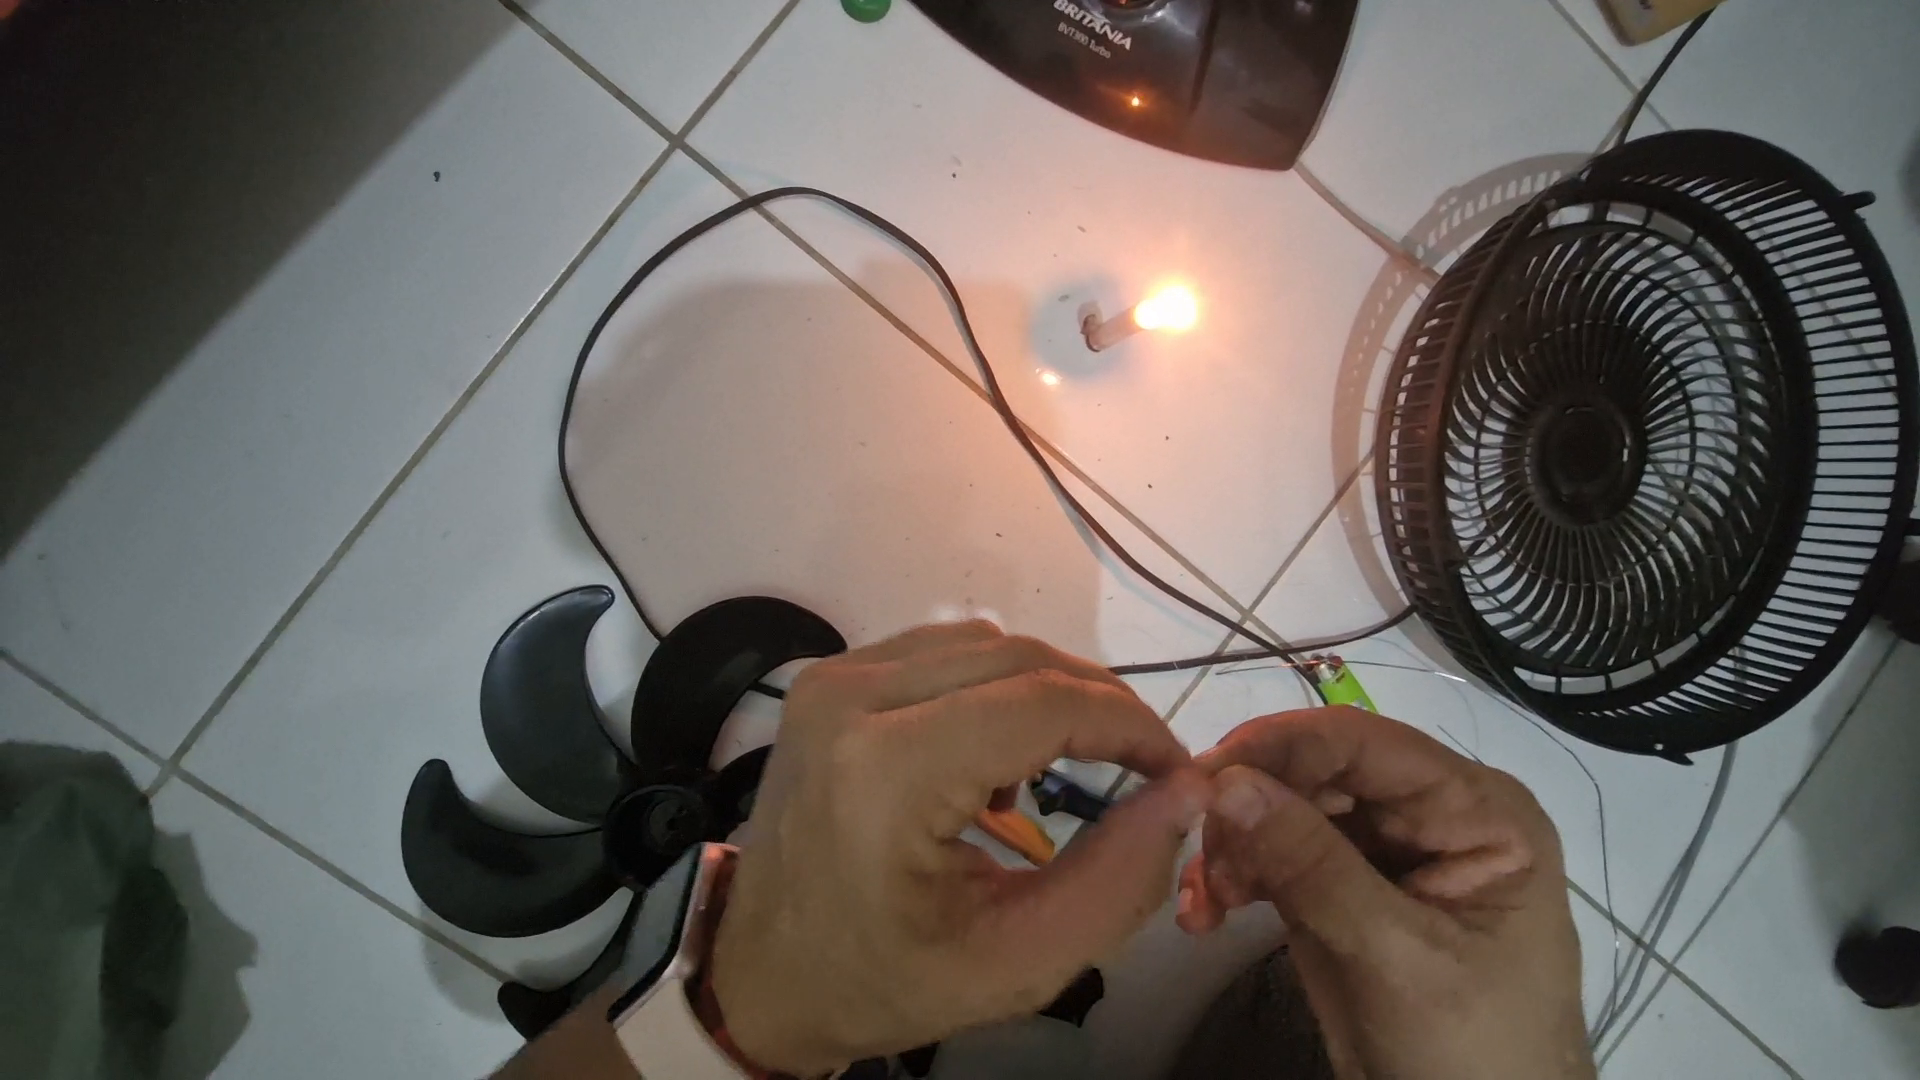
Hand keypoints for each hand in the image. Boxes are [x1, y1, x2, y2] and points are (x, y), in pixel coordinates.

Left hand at [709, 621, 1210, 1075]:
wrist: (757, 969)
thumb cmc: (880, 980)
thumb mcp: (1015, 964)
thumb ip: (1117, 883)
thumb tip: (1186, 793)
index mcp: (886, 772)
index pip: (1040, 704)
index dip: (1127, 726)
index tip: (1173, 768)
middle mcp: (852, 697)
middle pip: (1017, 657)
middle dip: (1097, 702)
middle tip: (1141, 761)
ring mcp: (833, 676)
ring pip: (983, 640)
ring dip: (1046, 688)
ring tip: (1067, 758)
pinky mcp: (829, 675)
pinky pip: (940, 648)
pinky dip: (994, 682)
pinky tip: (995, 747)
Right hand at [1176, 707, 1593, 1079]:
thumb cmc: (1474, 1053)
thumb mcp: (1398, 956)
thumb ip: (1313, 863)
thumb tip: (1225, 781)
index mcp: (1472, 807)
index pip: (1362, 743)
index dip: (1280, 746)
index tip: (1205, 774)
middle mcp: (1420, 808)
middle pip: (1309, 769)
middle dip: (1246, 809)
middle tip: (1203, 858)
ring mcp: (1372, 841)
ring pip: (1276, 803)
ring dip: (1229, 846)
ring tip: (1208, 902)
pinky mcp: (1330, 874)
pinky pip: (1265, 847)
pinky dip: (1229, 873)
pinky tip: (1207, 912)